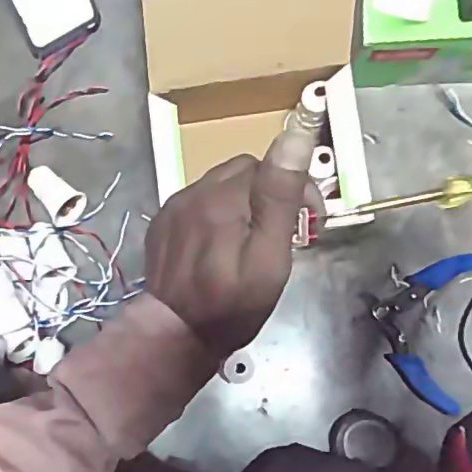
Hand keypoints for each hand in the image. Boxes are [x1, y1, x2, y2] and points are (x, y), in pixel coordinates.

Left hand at [145, 129, 316, 356]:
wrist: (174, 335)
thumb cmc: (231, 306)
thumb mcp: (268, 260)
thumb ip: (279, 198)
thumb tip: (295, 137)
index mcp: (222, 198)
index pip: (268, 167)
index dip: (295, 190)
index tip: (309, 222)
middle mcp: (193, 193)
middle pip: (243, 173)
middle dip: (268, 194)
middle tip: (283, 232)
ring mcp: (173, 207)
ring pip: (219, 185)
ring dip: (242, 203)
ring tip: (250, 240)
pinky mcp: (162, 223)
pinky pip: (197, 202)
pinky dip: (216, 214)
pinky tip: (220, 244)